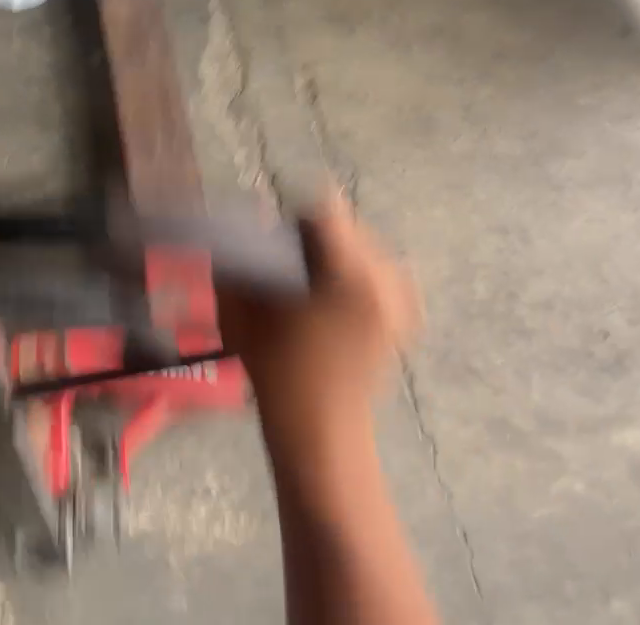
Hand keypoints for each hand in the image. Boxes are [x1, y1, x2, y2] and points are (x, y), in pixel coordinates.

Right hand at [219, 189, 420, 414]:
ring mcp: (400, 302)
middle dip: (319, 234)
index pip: (327, 210)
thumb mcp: (238, 311)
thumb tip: (240, 228)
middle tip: (290, 255)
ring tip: (313, 274)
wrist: (319, 428)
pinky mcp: (405, 321)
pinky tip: (339, 290)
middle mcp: (383, 280)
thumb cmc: (274, 369)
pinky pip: (387, 274)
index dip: (296, 215)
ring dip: (341, 251)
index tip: (277, 233)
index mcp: (346, 273)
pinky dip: (364, 272)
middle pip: (350, 227)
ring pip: (369, 249)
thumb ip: (234, 264)